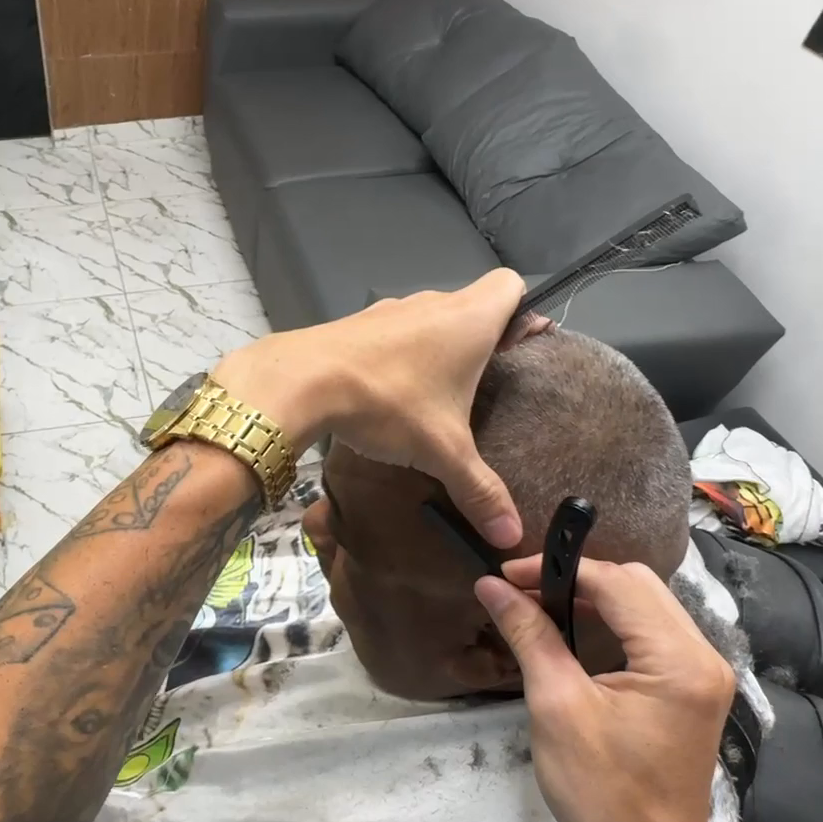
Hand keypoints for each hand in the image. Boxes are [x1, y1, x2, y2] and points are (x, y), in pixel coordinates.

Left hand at [212, 269, 545, 546]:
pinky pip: (388, 335)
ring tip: (429, 396)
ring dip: (432, 350)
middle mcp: (432, 302)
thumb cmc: (388, 403)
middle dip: (476, 342)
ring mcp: (388, 309)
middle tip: (475, 388)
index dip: (521, 312)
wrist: (302, 380)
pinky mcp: (353, 324)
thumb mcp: (441, 451)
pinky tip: (384, 394)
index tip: (514, 353)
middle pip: (468, 306)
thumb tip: (512, 536)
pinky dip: (394, 356)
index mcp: (468, 318)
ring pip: (425, 320)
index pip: (511, 285)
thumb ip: (479, 489)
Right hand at [473, 557, 734, 821]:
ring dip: (592, 596)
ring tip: (538, 605)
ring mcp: (703, 673)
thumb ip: (529, 635)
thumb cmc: (600, 790)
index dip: (557, 569)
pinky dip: (610, 619)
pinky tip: (573, 630)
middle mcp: (703, 656)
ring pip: (646, 603)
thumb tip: (490, 586)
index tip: (505, 576)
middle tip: (519, 589)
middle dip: (575, 576)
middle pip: (637, 583)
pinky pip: (651, 631)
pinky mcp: (692, 689)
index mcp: (679, 659)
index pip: (616, 582)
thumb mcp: (555, 705)